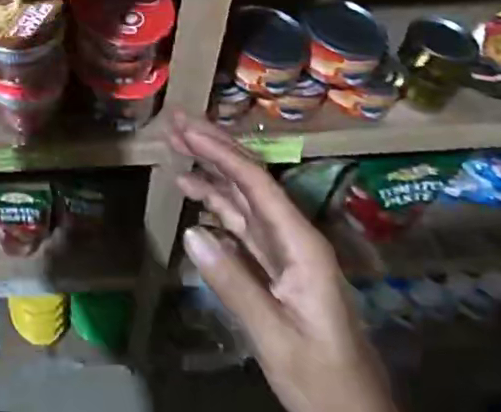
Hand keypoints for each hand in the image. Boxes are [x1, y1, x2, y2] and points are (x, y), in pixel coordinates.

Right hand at [170, 113, 394, 411]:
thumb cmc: (324, 380)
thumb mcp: (277, 338)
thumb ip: (235, 285)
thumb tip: (190, 233)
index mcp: (302, 247)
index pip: (257, 185)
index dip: (220, 152)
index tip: (186, 128)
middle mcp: (295, 240)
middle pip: (252, 182)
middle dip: (215, 148)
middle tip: (177, 121)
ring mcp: (285, 254)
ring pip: (243, 198)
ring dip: (211, 170)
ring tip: (176, 146)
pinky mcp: (275, 269)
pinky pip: (240, 223)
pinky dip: (214, 202)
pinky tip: (192, 191)